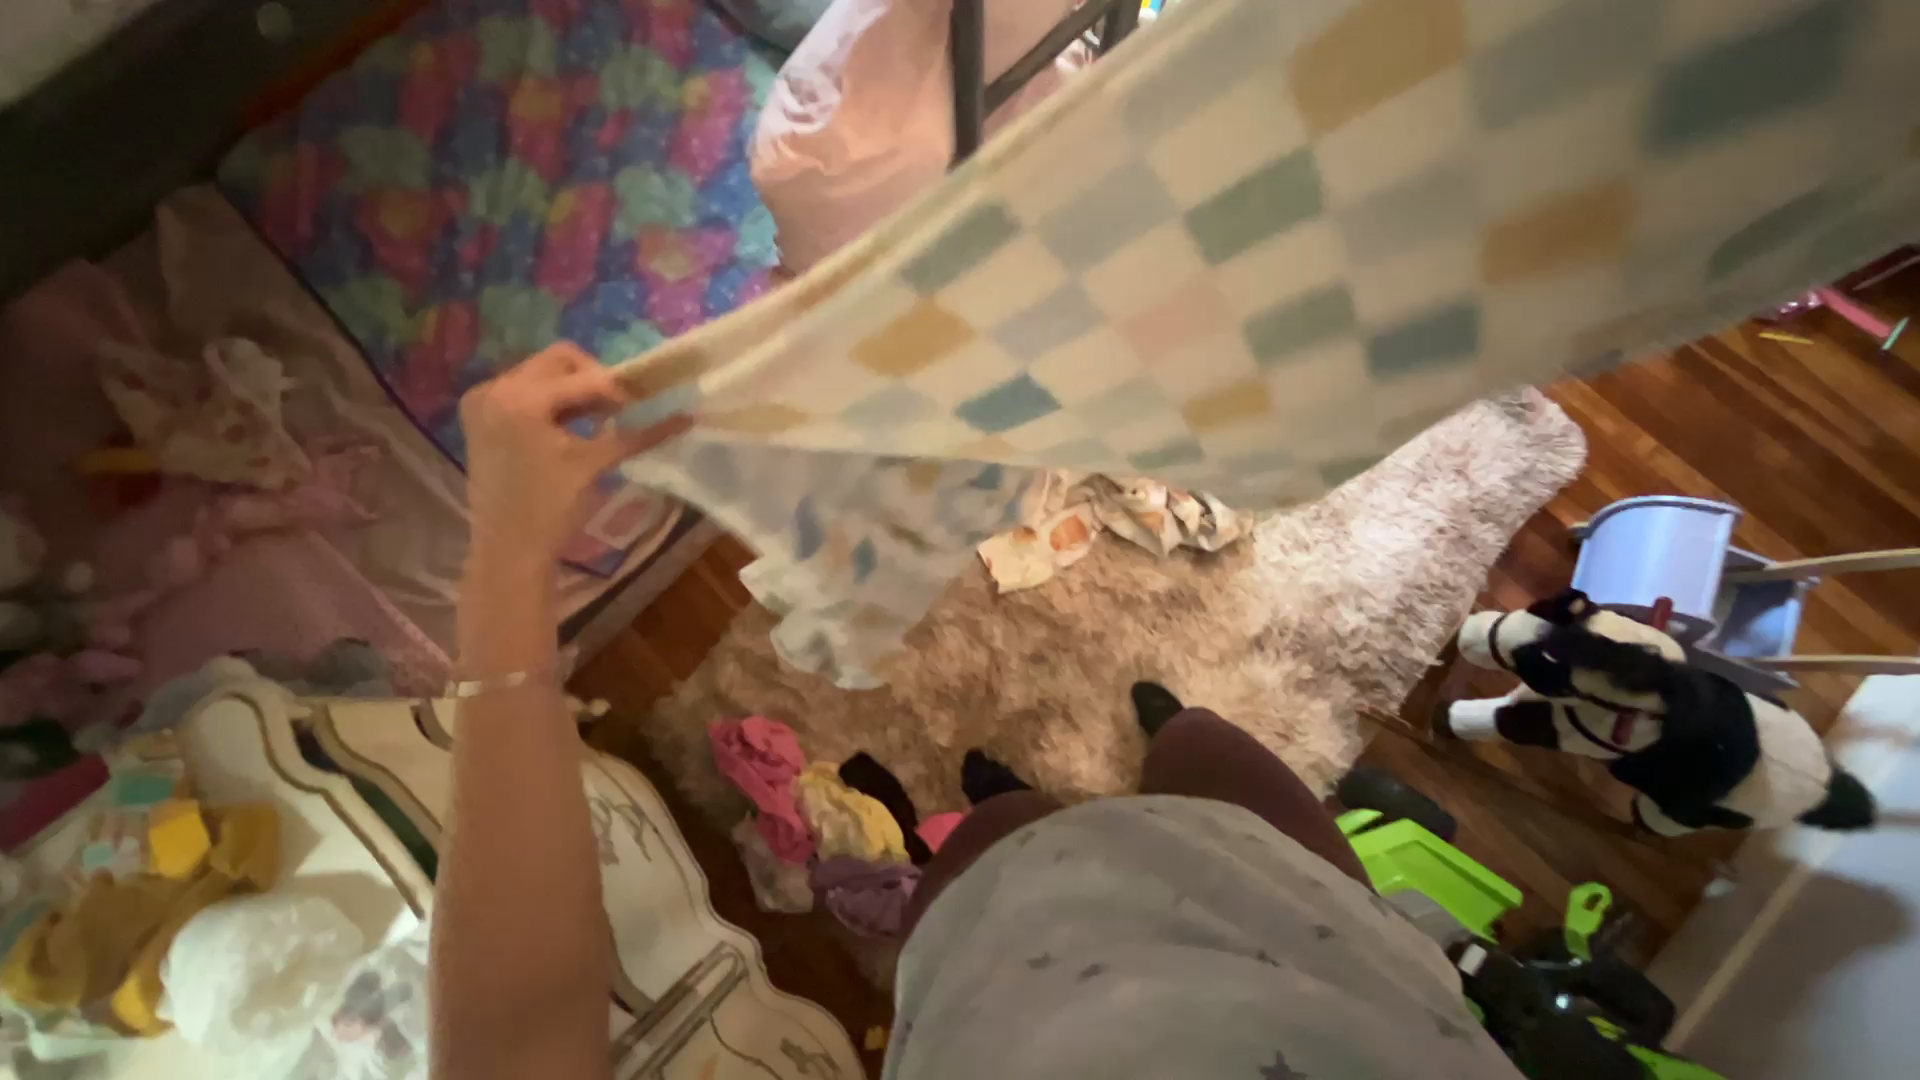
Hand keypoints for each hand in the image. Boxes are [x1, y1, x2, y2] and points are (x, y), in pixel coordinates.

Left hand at [460, 343, 688, 571]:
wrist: (509, 548)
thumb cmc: (553, 507)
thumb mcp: (596, 463)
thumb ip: (640, 434)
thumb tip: (687, 417)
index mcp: (520, 399)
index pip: (582, 375)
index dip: (618, 389)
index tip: (642, 407)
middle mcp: (494, 388)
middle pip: (558, 361)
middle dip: (593, 381)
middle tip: (619, 410)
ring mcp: (482, 400)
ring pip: (541, 373)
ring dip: (573, 390)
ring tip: (598, 420)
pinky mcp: (480, 415)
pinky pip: (523, 390)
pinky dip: (552, 402)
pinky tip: (571, 426)